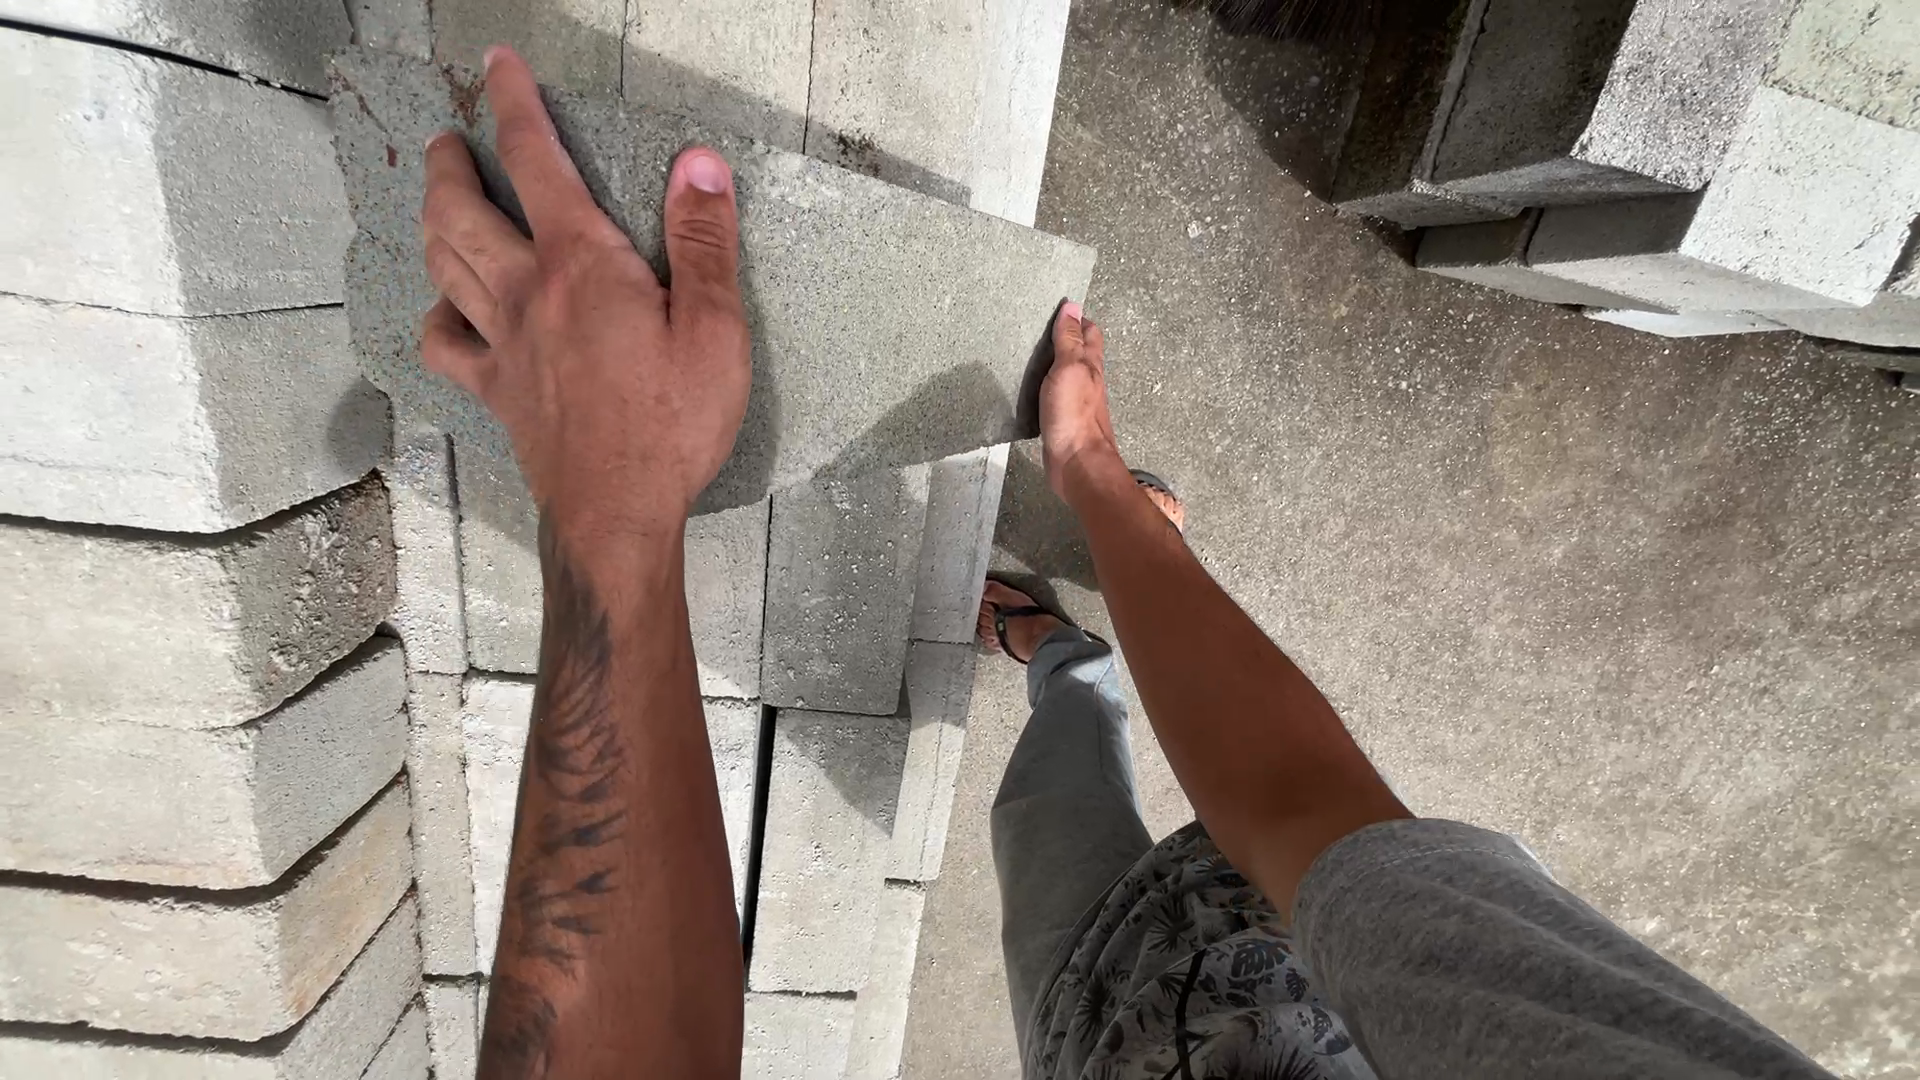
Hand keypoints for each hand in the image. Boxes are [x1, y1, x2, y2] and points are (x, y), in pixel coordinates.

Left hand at [419, 46, 749, 551]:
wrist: (619, 508)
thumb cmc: (675, 422)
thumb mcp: (716, 331)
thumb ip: (705, 244)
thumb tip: (698, 161)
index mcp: (583, 268)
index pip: (538, 165)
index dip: (516, 106)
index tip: (500, 65)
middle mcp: (527, 294)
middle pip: (461, 211)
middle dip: (453, 164)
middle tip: (451, 142)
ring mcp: (502, 346)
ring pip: (441, 265)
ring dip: (432, 220)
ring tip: (437, 200)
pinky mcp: (497, 393)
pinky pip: (443, 345)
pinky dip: (436, 317)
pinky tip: (447, 314)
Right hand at [1040, 301, 1125, 501]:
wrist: (1077, 464)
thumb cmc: (1074, 415)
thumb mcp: (1069, 369)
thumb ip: (1069, 340)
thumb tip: (1072, 306)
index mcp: (1091, 365)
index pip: (1089, 333)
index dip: (1077, 319)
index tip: (1058, 309)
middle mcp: (1086, 382)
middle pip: (1078, 354)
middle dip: (1064, 339)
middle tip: (1039, 329)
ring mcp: (1074, 403)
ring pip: (1065, 376)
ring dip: (1051, 365)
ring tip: (1028, 354)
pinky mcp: (1061, 422)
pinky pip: (1052, 398)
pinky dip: (1042, 388)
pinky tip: (1028, 389)